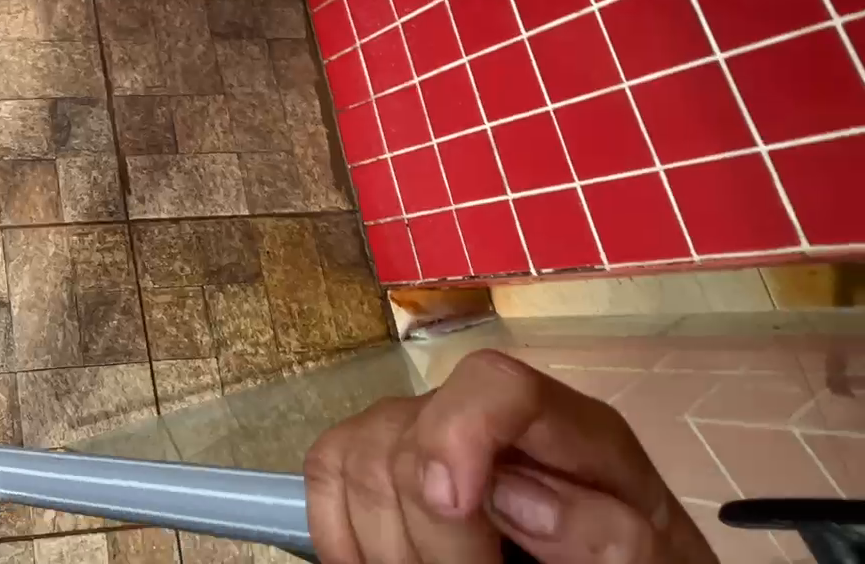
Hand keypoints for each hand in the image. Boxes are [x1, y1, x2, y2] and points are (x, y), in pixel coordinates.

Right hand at [303, 349, 716, 562]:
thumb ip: (609, 535)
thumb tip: (512, 496)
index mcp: (566, 428)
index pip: (496, 385)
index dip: (459, 430)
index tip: (451, 506)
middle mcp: (471, 408)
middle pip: (411, 442)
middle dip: (433, 543)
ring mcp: (407, 422)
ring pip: (358, 462)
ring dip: (387, 551)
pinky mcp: (360, 447)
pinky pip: (324, 474)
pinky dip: (340, 537)